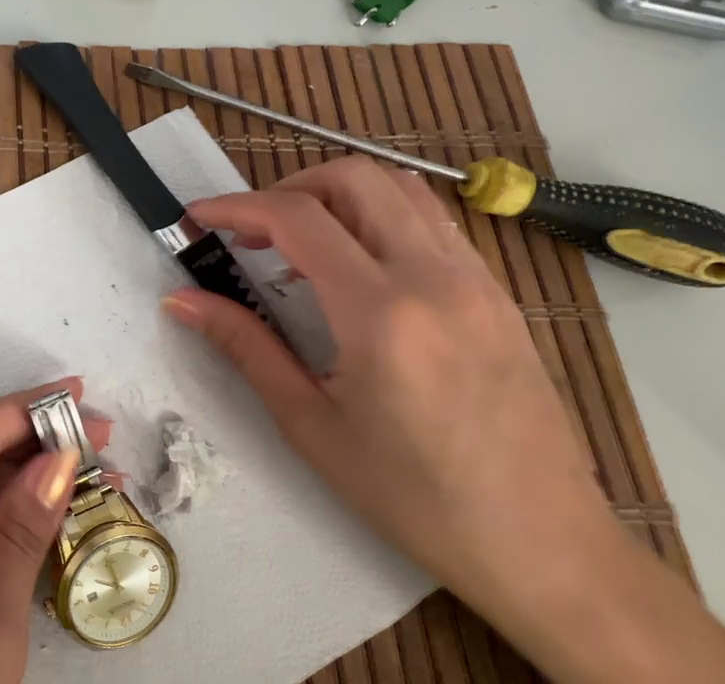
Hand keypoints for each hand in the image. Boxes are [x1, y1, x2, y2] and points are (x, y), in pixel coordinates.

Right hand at [161, 157, 604, 595]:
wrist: (545, 546)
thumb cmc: (414, 497)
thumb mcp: (311, 424)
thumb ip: (244, 346)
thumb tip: (180, 300)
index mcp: (382, 313)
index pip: (297, 218)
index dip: (236, 206)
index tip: (197, 219)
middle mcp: (435, 278)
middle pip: (355, 178)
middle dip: (289, 187)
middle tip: (252, 231)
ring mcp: (477, 281)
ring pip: (401, 189)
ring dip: (338, 196)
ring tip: (301, 242)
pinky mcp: (500, 296)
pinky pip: (433, 223)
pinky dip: (381, 217)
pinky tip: (358, 267)